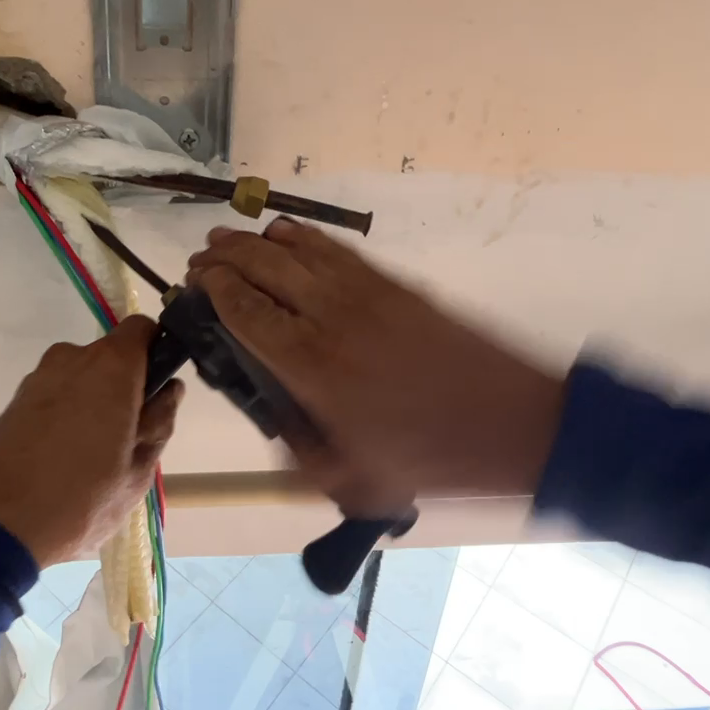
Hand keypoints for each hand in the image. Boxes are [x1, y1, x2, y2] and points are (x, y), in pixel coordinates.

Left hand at [0, 316, 183, 566]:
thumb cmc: (81, 498)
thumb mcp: (138, 471)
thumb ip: (160, 422)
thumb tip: (169, 390)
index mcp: (111, 366)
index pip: (142, 327)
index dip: (155, 351)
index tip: (157, 389)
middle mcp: (72, 358)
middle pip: (110, 358)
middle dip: (124, 387)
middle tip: (127, 439)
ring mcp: (38, 378)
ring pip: (81, 379)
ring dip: (92, 403)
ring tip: (90, 457)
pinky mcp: (14, 401)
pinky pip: (55, 396)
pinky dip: (65, 415)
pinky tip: (60, 460)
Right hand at [186, 219, 566, 501]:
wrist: (515, 420)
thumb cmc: (432, 458)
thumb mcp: (354, 477)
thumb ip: (299, 451)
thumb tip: (274, 422)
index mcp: (313, 365)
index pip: (246, 311)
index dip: (214, 290)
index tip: (193, 283)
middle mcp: (331, 316)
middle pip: (263, 267)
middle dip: (225, 258)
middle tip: (201, 258)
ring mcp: (365, 291)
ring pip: (297, 249)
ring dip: (256, 240)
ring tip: (229, 237)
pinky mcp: (394, 282)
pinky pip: (336, 248)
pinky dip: (303, 235)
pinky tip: (287, 232)